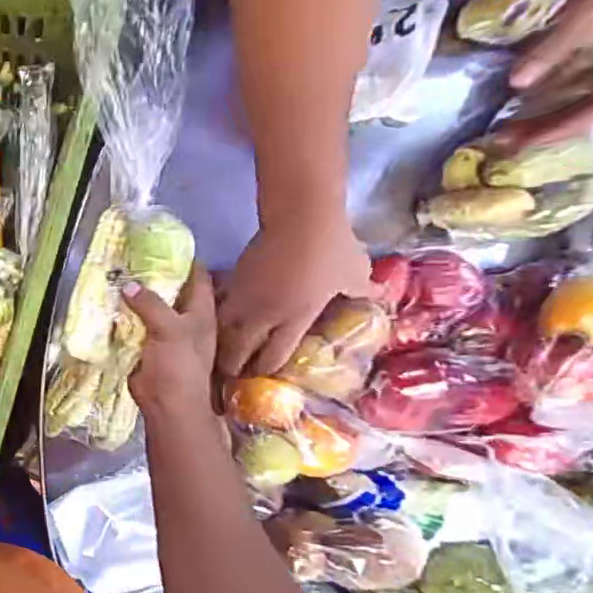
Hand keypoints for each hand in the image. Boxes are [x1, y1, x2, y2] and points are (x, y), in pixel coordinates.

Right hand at [121, 264, 219, 422]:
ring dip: (135, 297)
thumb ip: (150, 304)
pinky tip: (107, 305)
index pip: (197, 277)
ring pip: (149, 308)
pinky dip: (123, 317)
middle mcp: (184, 320)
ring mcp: (164, 334)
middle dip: (153, 276)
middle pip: (170, 291)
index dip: (184, 259)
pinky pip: (133, 326)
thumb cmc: (178, 366)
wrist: (168, 406)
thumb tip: (127, 285)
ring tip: (115, 276)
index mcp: (200, 312)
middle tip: (130, 257)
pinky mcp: (145, 347)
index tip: (162, 244)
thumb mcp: (169, 329)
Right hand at [216, 217, 367, 377]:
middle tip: (229, 373)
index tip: (260, 376)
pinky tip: (214, 318)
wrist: (300, 216)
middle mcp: (264, 315)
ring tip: (216, 350)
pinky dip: (215, 315)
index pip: (273, 356)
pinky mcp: (232, 280)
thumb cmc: (332, 247)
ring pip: (222, 330)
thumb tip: (379, 299)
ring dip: (219, 343)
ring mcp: (244, 298)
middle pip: (238, 350)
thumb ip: (363, 291)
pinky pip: (218, 306)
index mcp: (295, 319)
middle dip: (232, 365)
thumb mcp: (356, 272)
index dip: (265, 369)